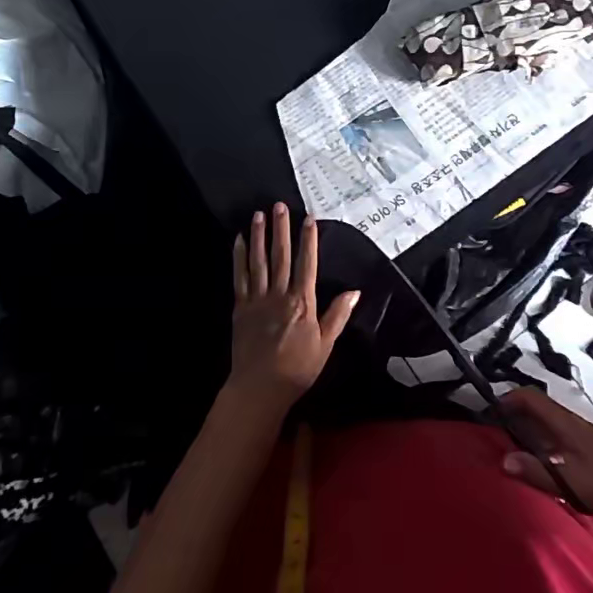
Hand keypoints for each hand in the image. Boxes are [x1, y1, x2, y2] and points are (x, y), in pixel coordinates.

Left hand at [227, 204, 358, 412]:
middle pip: (281, 256)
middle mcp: (279, 295)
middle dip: (281, 229)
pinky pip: (240, 276)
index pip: (307, 264)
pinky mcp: (241, 307)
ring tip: (258, 215)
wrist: (260, 387)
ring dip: (259, 236)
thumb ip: (338, 316)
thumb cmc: (298, 369)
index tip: (308, 219)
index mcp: (303, 303)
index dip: (308, 240)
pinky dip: (239, 257)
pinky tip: (238, 240)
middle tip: (279, 206)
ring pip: (258, 261)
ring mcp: (257, 299)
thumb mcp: (325, 344)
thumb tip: (355, 292)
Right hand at [499, 386, 592, 538]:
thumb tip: (502, 459)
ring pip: (552, 428)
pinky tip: (547, 470)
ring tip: (515, 452)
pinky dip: (548, 449)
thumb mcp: (572, 482)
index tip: (490, 411)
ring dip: (532, 434)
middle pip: (540, 411)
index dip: (508, 398)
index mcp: (567, 424)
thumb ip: (536, 471)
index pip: (531, 397)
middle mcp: (576, 426)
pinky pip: (564, 443)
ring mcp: (589, 440)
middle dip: (516, 417)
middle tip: (496, 433)